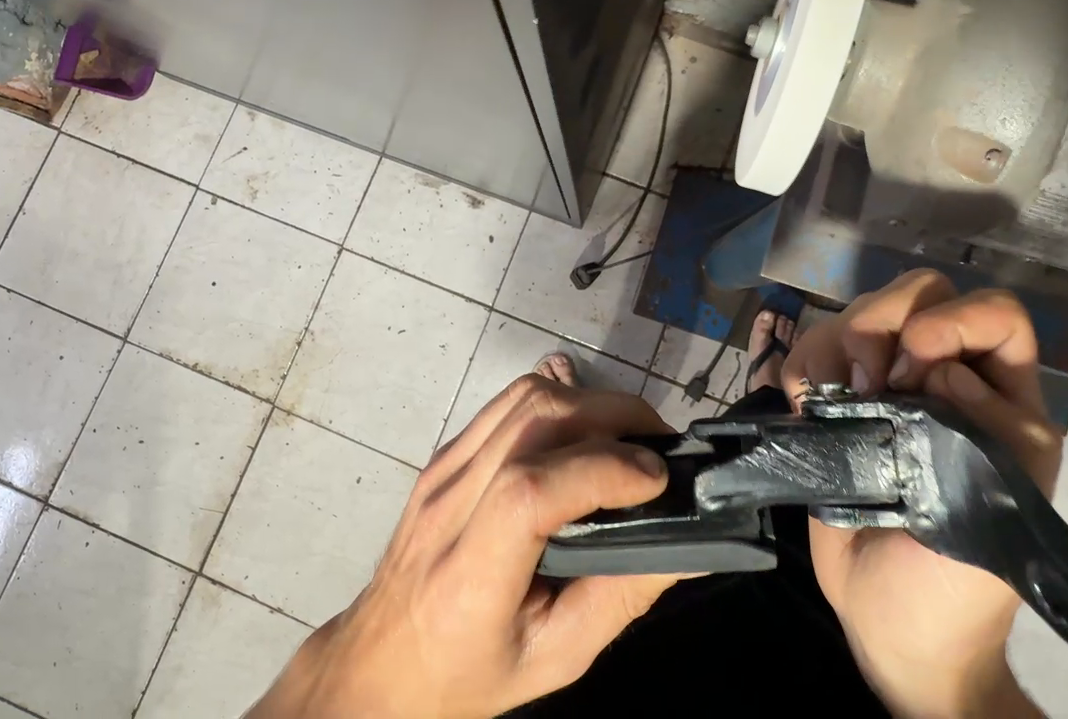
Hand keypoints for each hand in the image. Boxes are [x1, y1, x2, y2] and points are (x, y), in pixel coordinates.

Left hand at [250, 375, 679, 718]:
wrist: (382, 658)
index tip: (656, 478)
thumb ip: (619, 598)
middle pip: (533, 419)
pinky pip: (508, 403)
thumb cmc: (468, 670)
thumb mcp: (555, 656)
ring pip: (524, 397)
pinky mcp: (445, 452)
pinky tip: (585, 433)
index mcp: (470, 571)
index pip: (529, 490)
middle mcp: (449, 504)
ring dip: (590, 402)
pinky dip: (560, 402)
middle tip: (660, 447)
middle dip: (613, 416)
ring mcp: (442, 468)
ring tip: (630, 436)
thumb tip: (685, 545)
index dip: (601, 468)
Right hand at [781, 269, 1061, 718]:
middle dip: (884, 323)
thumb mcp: (999, 511)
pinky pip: (814, 346)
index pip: (996, 315)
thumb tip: (940, 370)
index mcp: (1002, 398)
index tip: (917, 362)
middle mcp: (944, 376)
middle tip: (871, 386)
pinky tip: (805, 403)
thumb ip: (989, 430)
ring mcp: (886, 383)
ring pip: (862, 311)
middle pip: (920, 293)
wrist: (889, 620)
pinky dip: (801, 363)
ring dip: (837, 345)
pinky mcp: (836, 399)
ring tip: (834, 402)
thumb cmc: (958, 579)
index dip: (957, 319)